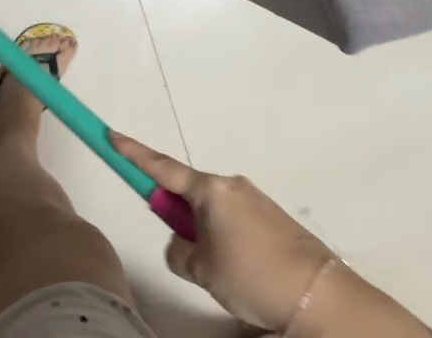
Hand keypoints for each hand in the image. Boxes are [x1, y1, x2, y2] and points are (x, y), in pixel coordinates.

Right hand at [112, 133, 332, 333]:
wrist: (320, 296)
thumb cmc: (253, 277)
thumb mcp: (202, 270)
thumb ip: (179, 250)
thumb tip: (183, 242)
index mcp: (210, 190)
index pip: (161, 168)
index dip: (133, 153)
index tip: (111, 134)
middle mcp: (232, 186)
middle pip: (190, 193)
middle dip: (181, 218)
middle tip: (191, 257)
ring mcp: (256, 200)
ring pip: (214, 213)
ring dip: (207, 235)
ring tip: (226, 275)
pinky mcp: (274, 219)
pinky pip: (236, 223)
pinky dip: (229, 242)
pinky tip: (244, 274)